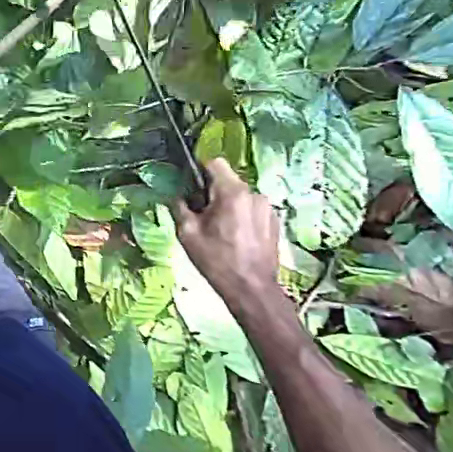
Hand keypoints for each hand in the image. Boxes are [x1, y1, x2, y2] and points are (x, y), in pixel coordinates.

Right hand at [172, 159, 282, 307]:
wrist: (252, 289)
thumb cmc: (217, 261)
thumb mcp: (187, 234)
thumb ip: (180, 208)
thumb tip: (177, 196)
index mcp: (232, 192)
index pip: (215, 162)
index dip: (200, 170)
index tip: (192, 187)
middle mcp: (253, 194)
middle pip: (228, 180)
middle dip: (213, 192)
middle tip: (202, 215)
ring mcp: (267, 207)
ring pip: (240, 195)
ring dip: (228, 205)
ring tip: (220, 230)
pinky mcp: (275, 221)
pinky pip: (252, 208)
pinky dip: (242, 216)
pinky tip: (236, 237)